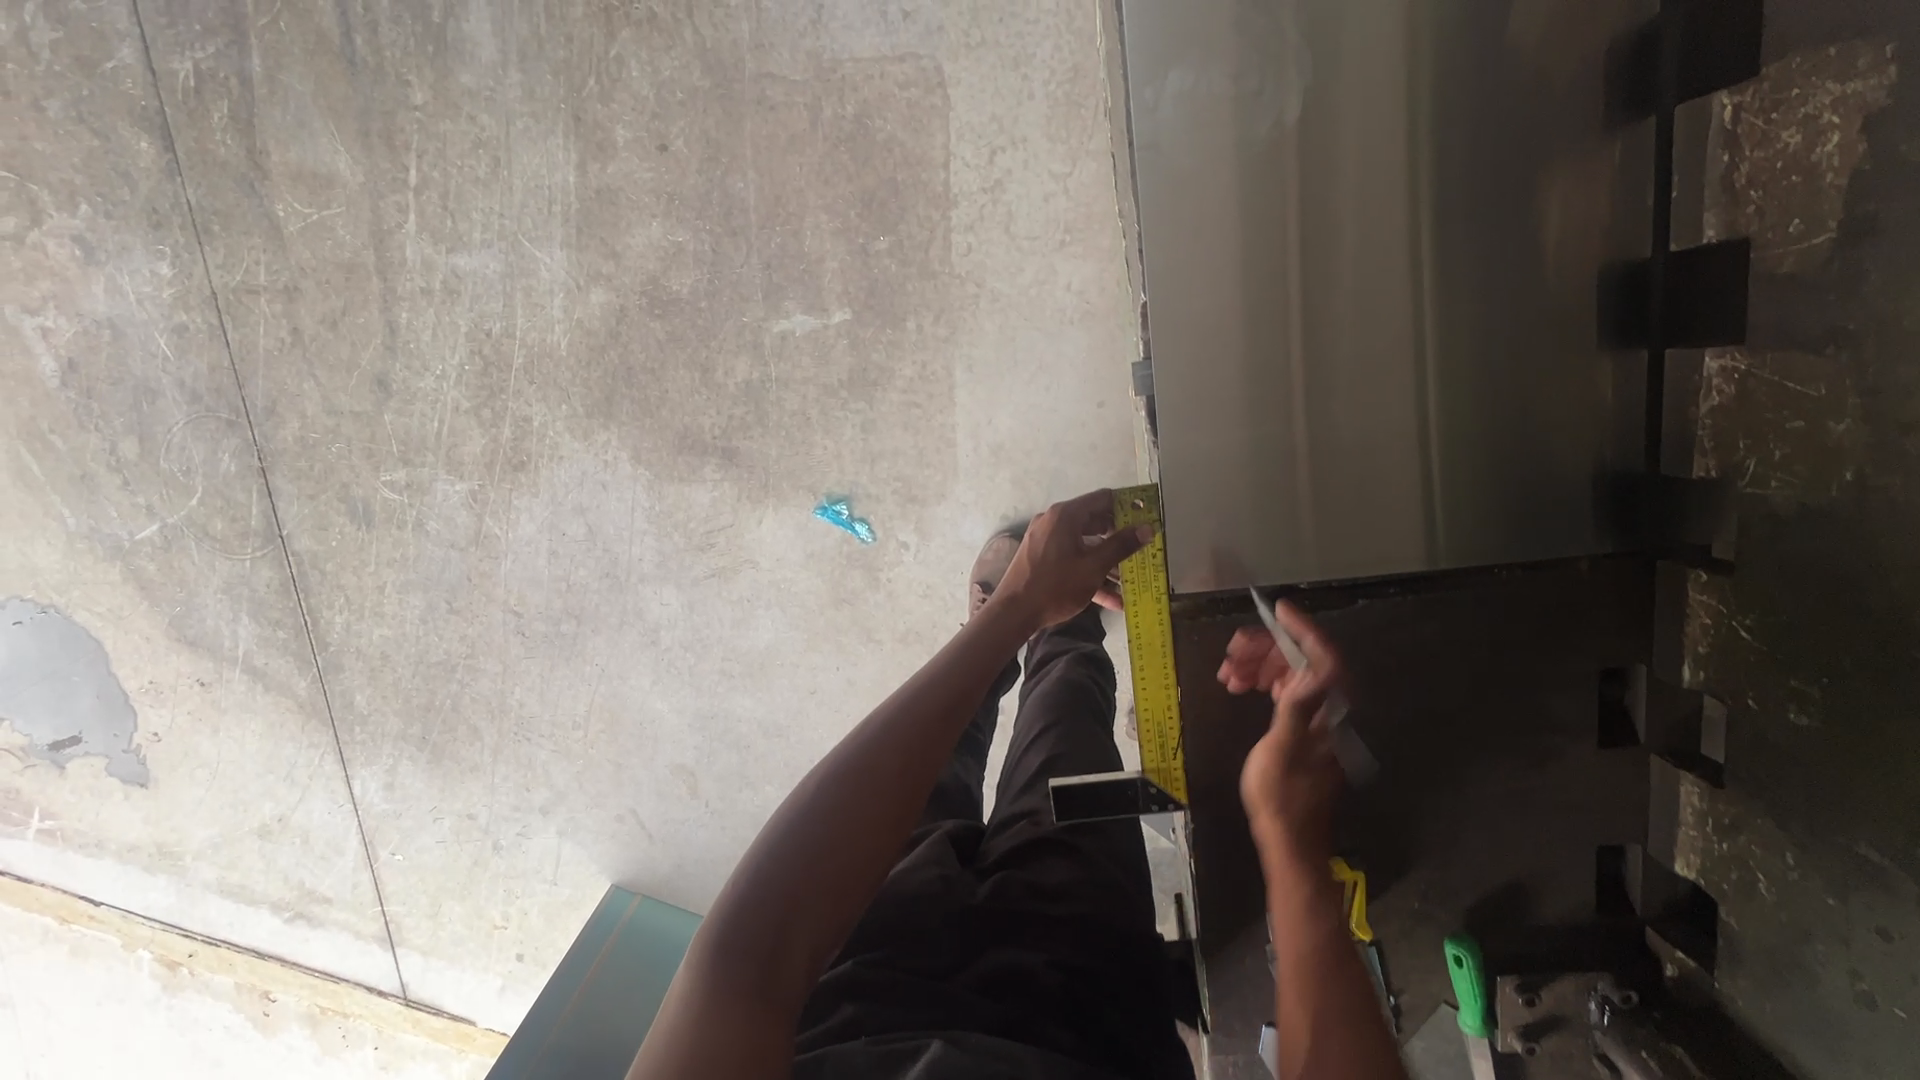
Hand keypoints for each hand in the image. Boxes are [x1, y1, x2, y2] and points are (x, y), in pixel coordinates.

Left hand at [993, 489, 1154, 628]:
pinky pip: (1072, 560)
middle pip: (1094, 522)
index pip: (1103, 499)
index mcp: (1065, 516)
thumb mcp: (1093, 567)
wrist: (1013, 613)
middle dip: (1120, 537)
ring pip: (1085, 544)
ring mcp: (1046, 541)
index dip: (1127, 506)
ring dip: (1107, 561)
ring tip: (1132, 578)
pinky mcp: (1042, 560)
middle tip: (1143, 549)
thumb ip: (1121, 546)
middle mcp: (1054, 522)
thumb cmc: (1055, 587)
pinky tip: (1113, 600)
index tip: (1147, 518)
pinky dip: (1090, 573)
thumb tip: (1147, 528)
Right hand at [1217, 601, 1344, 869]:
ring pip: (1287, 673)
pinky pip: (1281, 689)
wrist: (1286, 835)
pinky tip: (1238, 686)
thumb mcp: (1281, 748)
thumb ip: (1296, 707)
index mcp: (1327, 709)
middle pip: (1300, 660)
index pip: (1323, 656)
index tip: (1277, 609)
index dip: (1302, 628)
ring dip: (1256, 666)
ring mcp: (1314, 716)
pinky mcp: (1299, 726)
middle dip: (1266, 649)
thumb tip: (1311, 670)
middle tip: (1232, 650)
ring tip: (1226, 674)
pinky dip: (1259, 682)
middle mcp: (1326, 707)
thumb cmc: (1281, 794)